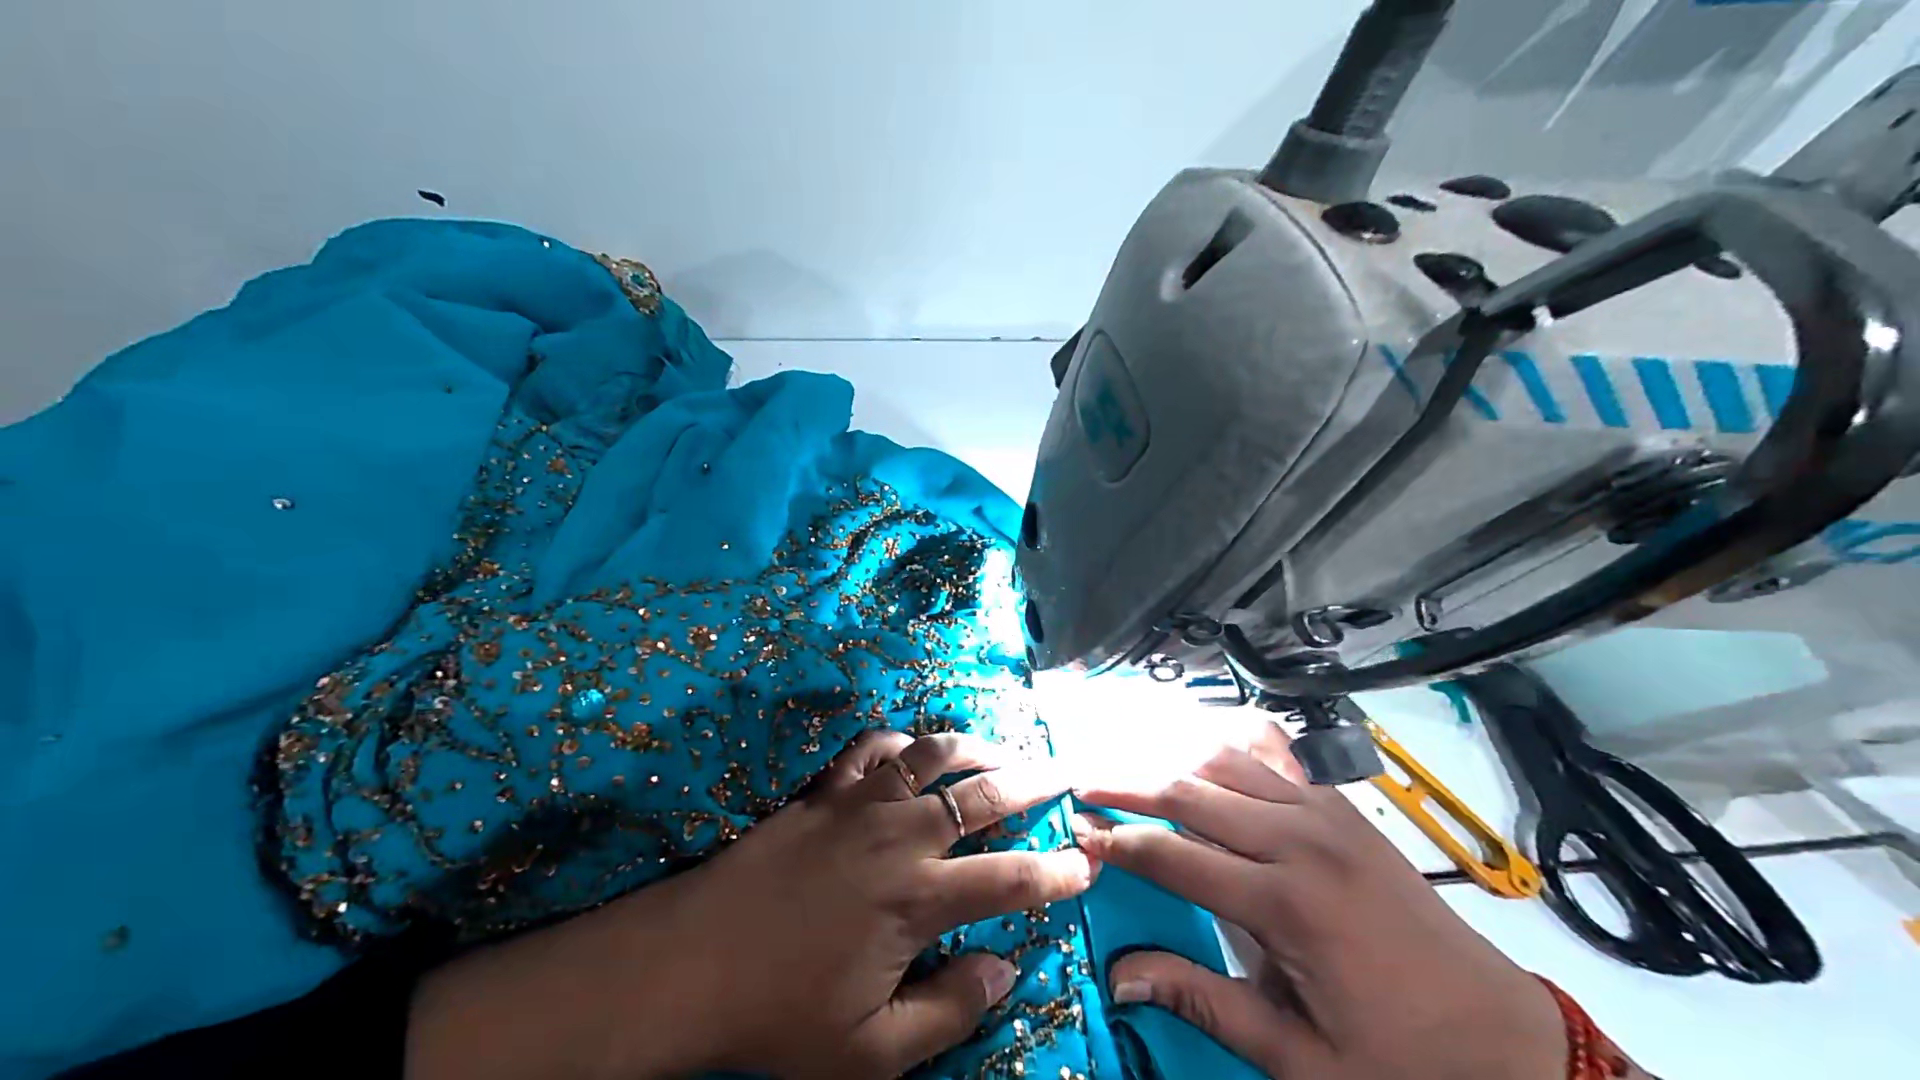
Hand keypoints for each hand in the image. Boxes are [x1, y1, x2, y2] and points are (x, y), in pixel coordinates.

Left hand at [407, 730, 1098, 1079]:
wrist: (692, 960)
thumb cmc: (780, 1013)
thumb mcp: (870, 1053)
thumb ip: (948, 1011)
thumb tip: (1006, 968)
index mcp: (920, 899)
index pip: (1012, 880)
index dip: (1059, 871)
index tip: (1088, 862)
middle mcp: (901, 836)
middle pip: (985, 795)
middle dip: (1035, 781)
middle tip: (1065, 771)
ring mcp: (862, 803)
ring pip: (935, 754)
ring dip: (978, 746)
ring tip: (1006, 747)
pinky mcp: (826, 790)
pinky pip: (874, 746)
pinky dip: (904, 739)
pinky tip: (917, 745)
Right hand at [1075, 722, 1567, 1079]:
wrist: (1510, 1040)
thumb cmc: (1403, 1060)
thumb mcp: (1302, 1060)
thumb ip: (1205, 1004)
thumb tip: (1122, 976)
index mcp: (1285, 903)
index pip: (1172, 856)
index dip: (1117, 842)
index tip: (1077, 833)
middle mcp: (1298, 840)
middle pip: (1189, 792)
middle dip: (1127, 788)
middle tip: (1084, 788)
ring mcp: (1324, 813)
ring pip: (1224, 763)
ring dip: (1171, 763)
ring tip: (1131, 774)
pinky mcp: (1342, 807)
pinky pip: (1275, 755)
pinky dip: (1232, 745)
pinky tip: (1207, 749)